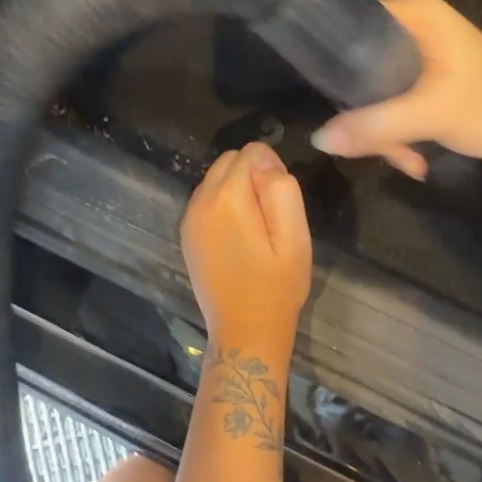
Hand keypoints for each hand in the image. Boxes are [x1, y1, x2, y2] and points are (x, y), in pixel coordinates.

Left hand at [182, 141, 312, 343]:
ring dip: (237, 189)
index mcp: (228, 197)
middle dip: (252, 175)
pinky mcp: (187, 234)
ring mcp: (189, 218)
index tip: (282, 204)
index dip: (274, 170)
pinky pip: (206, 200)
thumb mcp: (295, 237)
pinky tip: (238, 237)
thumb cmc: (277, 286)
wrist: (244, 330)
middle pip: (229, 160)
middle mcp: (201, 200)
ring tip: (256, 228)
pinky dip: (223, 205)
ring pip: (216, 178)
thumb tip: (265, 161)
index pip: (252, 152)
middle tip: (272, 216)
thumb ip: (281, 190)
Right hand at [310, 0, 481, 176]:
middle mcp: (417, 28)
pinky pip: (395, 108)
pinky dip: (401, 135)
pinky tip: (416, 160)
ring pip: (378, 94)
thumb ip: (373, 126)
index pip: (354, 24)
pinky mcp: (429, 86)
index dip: (336, 62)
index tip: (330, 100)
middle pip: (362, 68)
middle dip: (368, 115)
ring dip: (386, 133)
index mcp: (418, 15)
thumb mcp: (429, 115)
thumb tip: (319, 139)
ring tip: (408, 161)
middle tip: (376, 147)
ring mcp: (422, 58)